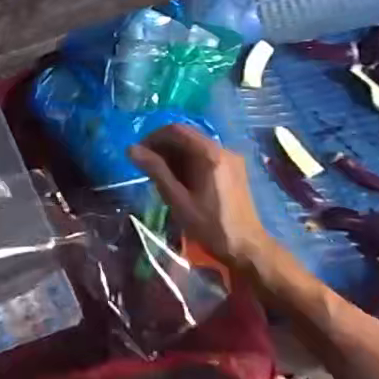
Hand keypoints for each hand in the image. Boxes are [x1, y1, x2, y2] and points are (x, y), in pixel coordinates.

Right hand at [127, 124, 309, 300]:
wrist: (247, 248)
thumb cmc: (210, 226)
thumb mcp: (177, 200)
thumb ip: (156, 171)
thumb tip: (131, 149)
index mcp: (210, 155)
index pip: (176, 130)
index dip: (152, 138)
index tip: (138, 154)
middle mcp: (223, 150)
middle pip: (186, 136)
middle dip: (162, 146)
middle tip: (145, 166)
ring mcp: (230, 159)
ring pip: (194, 145)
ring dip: (173, 155)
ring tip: (158, 176)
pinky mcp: (232, 169)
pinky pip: (203, 156)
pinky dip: (186, 161)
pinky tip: (178, 181)